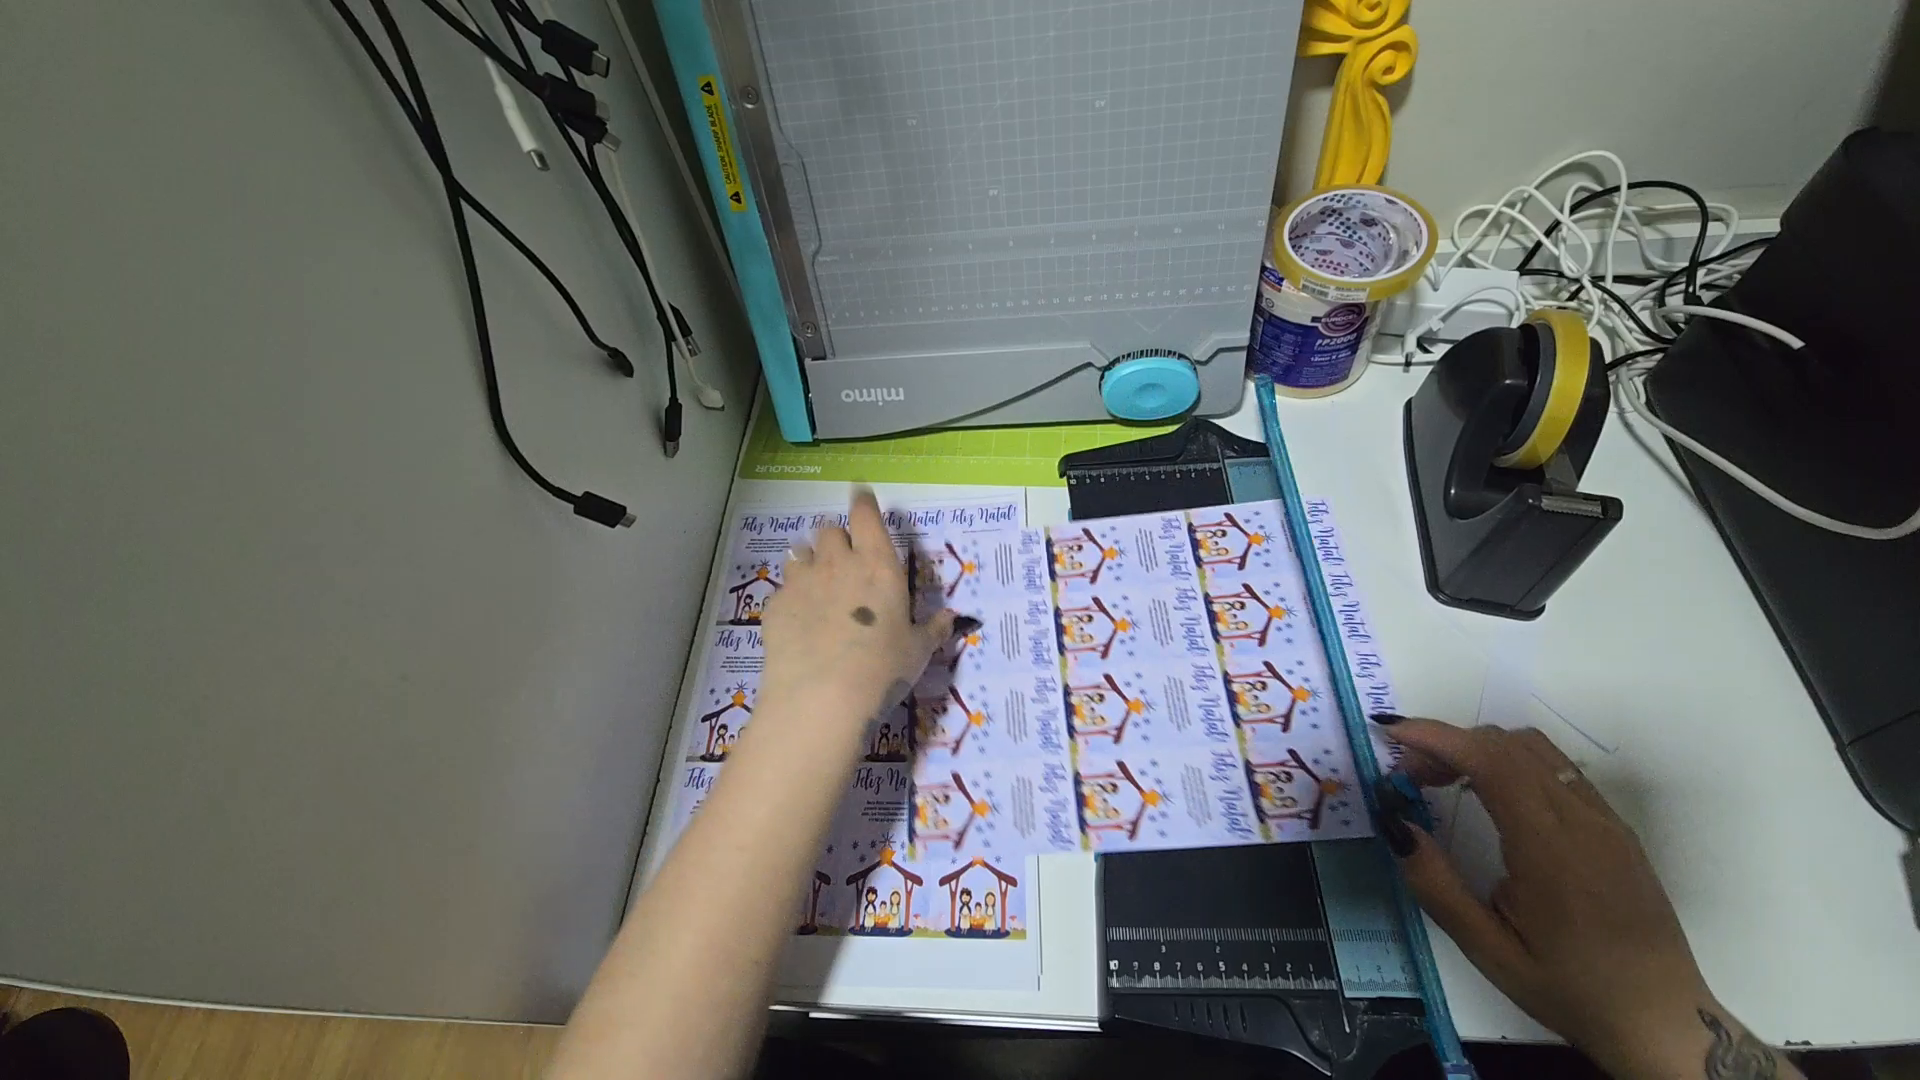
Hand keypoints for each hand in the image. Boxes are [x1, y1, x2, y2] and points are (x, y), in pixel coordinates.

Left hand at [758, 490, 955, 734]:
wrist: (821, 698)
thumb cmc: (882, 670)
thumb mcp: (917, 652)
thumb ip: (932, 630)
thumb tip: (951, 618)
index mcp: (878, 565)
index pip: (866, 515)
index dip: (863, 503)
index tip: (862, 498)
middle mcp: (837, 563)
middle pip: (829, 530)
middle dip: (836, 539)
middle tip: (844, 561)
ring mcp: (801, 582)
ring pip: (800, 553)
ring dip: (809, 561)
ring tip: (817, 586)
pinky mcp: (774, 605)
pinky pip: (782, 589)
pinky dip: (791, 597)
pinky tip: (798, 622)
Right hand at [1374, 717, 1720, 1078]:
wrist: (1664, 1024)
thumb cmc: (1569, 989)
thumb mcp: (1488, 950)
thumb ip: (1436, 885)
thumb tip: (1395, 823)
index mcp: (1553, 850)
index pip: (1492, 761)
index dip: (1437, 736)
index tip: (1390, 733)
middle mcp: (1585, 821)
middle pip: (1507, 745)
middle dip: (1446, 743)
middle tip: (1407, 776)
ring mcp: (1605, 820)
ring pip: (1533, 748)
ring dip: (1478, 749)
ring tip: (1441, 780)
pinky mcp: (1614, 827)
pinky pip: (1555, 768)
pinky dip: (1507, 761)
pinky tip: (1485, 795)